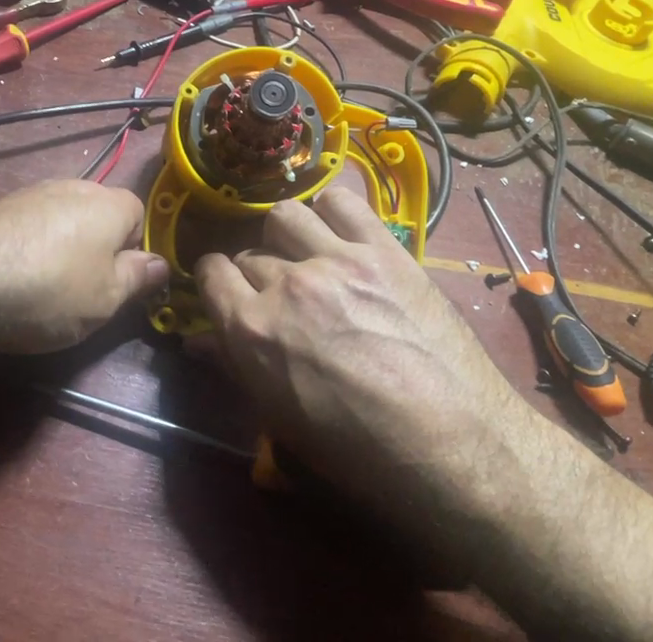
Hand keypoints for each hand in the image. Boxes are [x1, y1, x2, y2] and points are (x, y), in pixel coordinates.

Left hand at [0, 179, 169, 352]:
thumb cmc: (51, 289)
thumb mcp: (106, 298)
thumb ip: (137, 278)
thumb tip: (160, 263)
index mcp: (110, 204)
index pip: (139, 212)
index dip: (135, 247)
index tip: (122, 280)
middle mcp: (74, 186)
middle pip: (98, 213)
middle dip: (97, 246)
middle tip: (86, 288)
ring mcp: (33, 193)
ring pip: (63, 218)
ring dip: (62, 245)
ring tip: (46, 286)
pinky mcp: (0, 206)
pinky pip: (31, 224)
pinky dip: (31, 246)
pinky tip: (17, 275)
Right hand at [195, 185, 544, 531]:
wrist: (455, 447)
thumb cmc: (359, 451)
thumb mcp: (281, 419)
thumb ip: (234, 367)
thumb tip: (197, 340)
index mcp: (251, 329)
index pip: (210, 272)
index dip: (217, 283)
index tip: (230, 295)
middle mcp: (285, 285)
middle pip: (250, 252)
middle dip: (256, 274)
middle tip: (283, 299)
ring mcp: (336, 261)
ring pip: (285, 216)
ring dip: (287, 237)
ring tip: (308, 259)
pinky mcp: (383, 250)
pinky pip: (340, 201)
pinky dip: (331, 212)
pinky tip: (340, 237)